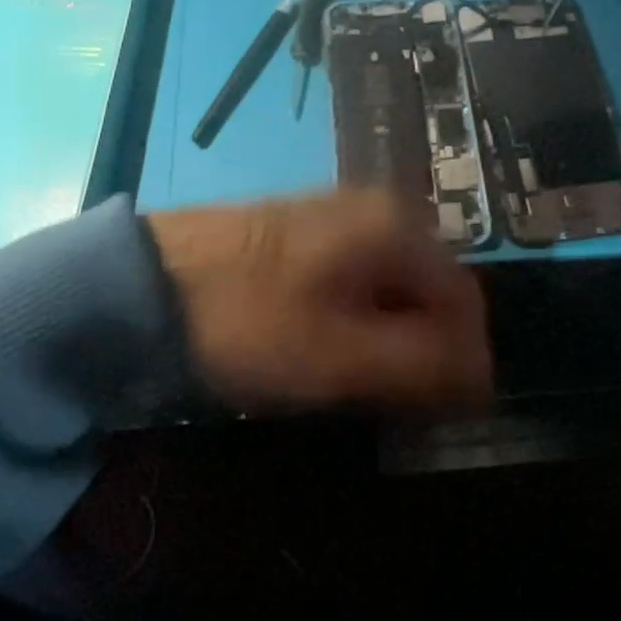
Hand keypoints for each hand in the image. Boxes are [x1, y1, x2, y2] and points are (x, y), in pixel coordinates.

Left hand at [146, 189, 491, 411]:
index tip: (451, 412)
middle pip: (429, 289)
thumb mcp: (340, 356)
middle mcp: (375, 209)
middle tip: (402, 401)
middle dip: (427, 348)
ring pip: (390, 286)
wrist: (138, 284)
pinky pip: (354, 279)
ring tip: (364, 383)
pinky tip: (328, 349)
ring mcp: (334, 216)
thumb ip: (420, 366)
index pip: (465, 298)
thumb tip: (483, 379)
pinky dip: (358, 318)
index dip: (468, 359)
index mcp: (394, 228)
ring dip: (391, 337)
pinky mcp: (299, 232)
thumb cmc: (247, 321)